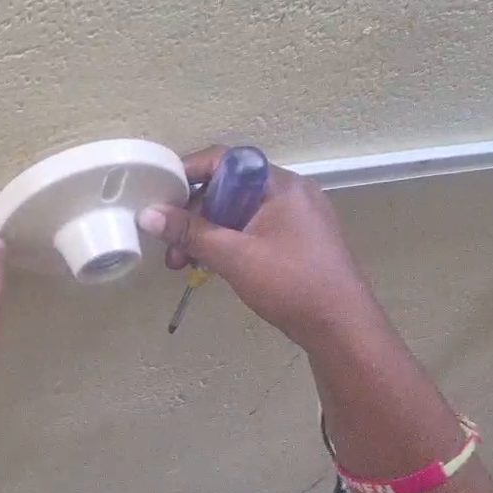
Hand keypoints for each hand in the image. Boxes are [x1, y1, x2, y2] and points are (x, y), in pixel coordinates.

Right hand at [138, 146, 382, 350]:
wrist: (344, 332)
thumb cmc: (292, 285)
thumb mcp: (234, 256)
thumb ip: (189, 232)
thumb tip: (148, 214)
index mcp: (280, 185)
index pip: (225, 161)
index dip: (189, 174)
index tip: (161, 196)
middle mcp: (290, 193)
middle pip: (228, 188)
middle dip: (194, 215)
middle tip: (171, 245)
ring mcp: (297, 218)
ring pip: (238, 212)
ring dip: (207, 234)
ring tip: (183, 263)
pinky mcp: (298, 241)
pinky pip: (252, 229)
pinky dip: (228, 242)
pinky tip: (210, 266)